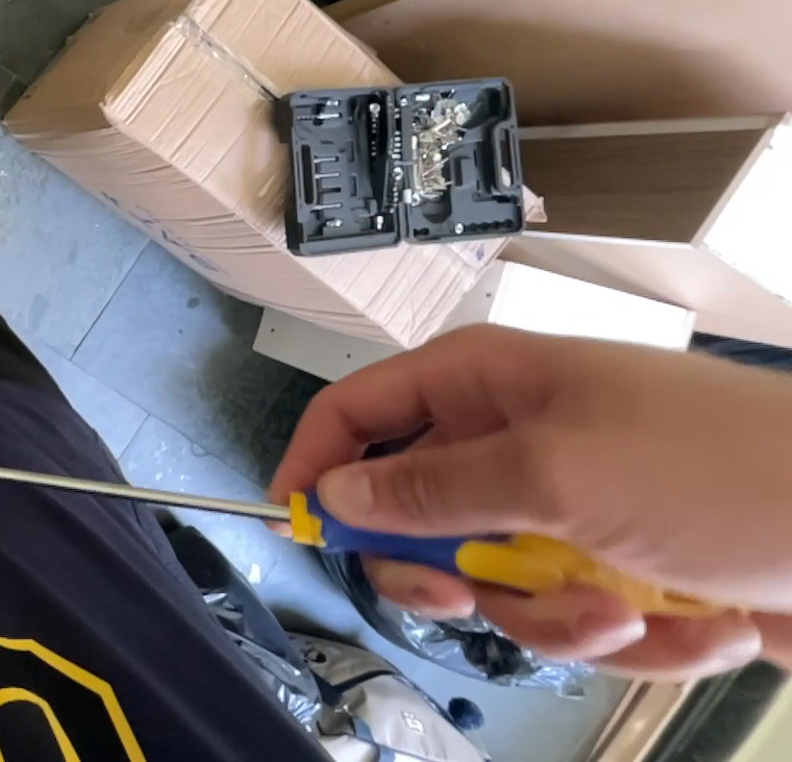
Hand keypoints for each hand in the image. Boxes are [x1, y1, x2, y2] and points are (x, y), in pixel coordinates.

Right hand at [268, 325, 791, 678]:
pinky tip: (689, 625)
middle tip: (460, 595)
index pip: (352, 412)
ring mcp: (559, 503)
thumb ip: (430, 489)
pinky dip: (622, 634)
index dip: (314, 462)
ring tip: (623, 615)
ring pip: (486, 572)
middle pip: (408, 507)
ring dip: (549, 611)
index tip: (297, 522)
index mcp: (476, 385)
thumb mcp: (556, 476)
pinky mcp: (613, 561)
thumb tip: (334, 496)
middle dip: (442, 566)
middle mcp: (502, 439)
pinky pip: (563, 607)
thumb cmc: (722, 473)